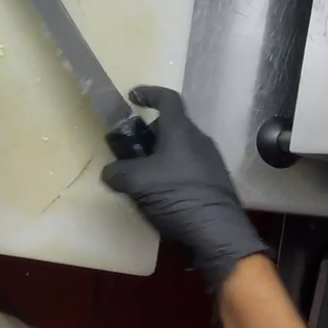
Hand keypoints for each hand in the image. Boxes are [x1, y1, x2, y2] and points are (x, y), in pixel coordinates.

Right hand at [101, 86, 266, 288]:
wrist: (217, 234)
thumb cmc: (175, 196)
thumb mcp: (135, 182)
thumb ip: (117, 172)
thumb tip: (110, 172)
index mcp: (181, 132)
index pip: (167, 99)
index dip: (149, 93)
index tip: (132, 97)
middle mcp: (199, 141)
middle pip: (171, 127)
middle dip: (149, 134)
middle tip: (130, 148)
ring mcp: (211, 163)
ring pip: (179, 150)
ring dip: (159, 157)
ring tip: (141, 176)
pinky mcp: (215, 185)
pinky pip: (188, 169)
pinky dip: (171, 174)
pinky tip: (159, 195)